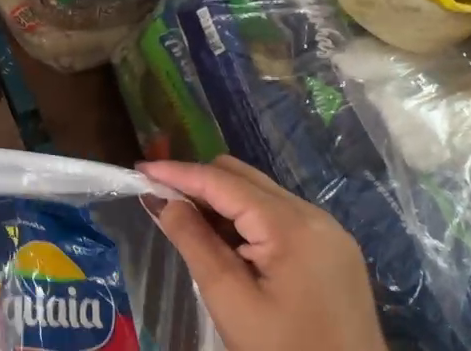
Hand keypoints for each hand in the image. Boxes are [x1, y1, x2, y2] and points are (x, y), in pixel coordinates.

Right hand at [142, 156, 385, 350]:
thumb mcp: (229, 299)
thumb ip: (192, 239)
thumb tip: (160, 199)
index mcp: (292, 226)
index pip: (222, 181)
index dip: (176, 173)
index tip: (138, 170)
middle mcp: (315, 217)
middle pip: (242, 178)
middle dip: (198, 183)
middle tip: (159, 200)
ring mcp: (329, 235)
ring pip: (259, 194)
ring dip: (220, 202)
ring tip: (187, 224)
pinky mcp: (333, 253)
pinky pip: (278, 217)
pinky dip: (245, 220)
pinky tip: (225, 244)